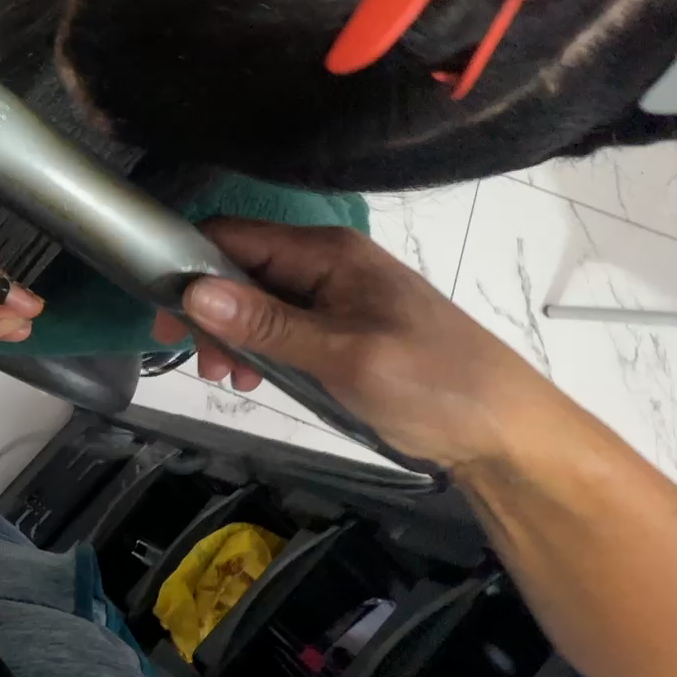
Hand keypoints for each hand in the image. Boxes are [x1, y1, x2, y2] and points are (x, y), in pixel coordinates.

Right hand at [153, 219, 563, 472]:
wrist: (513, 439)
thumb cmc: (435, 387)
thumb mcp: (344, 356)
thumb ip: (266, 323)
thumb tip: (192, 291)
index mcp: (326, 252)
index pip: (230, 236)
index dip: (187, 266)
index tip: (164, 315)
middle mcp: (321, 262)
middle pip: (233, 269)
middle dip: (206, 312)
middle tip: (200, 360)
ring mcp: (329, 293)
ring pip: (247, 299)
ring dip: (227, 335)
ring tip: (229, 376)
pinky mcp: (333, 324)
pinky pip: (272, 324)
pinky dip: (252, 348)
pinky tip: (252, 377)